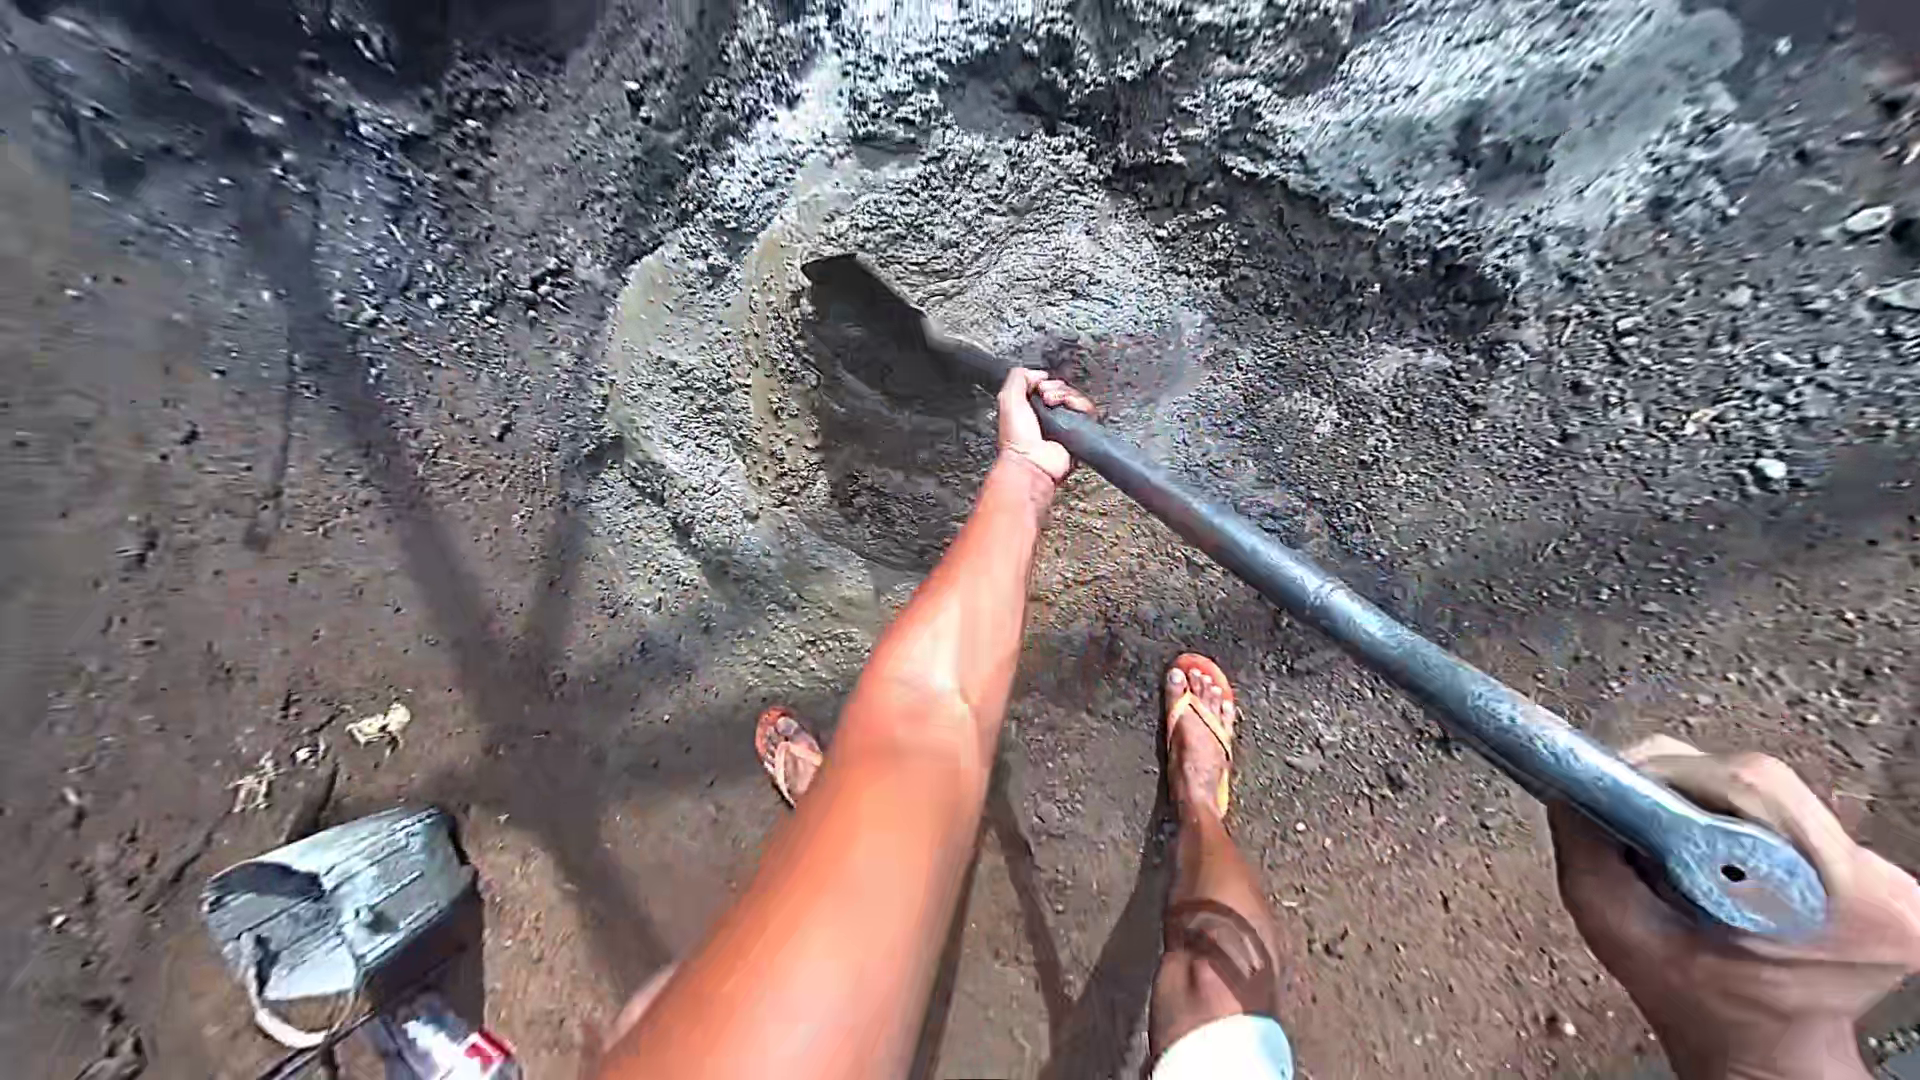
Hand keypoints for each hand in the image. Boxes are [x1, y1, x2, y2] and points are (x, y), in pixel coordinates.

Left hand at [996, 368, 1095, 487]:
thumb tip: (1038, 373)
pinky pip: (1088, 412)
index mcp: (1032, 410)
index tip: (1038, 386)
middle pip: (1065, 390)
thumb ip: (1018, 378)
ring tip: (1054, 404)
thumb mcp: (1007, 398)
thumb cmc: (1016, 438)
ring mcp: (1065, 425)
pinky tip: (1069, 410)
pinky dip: (1080, 406)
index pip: (1048, 386)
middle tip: (1046, 396)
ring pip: (1077, 398)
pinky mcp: (1079, 433)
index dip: (1044, 382)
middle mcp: (1050, 417)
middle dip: (1056, 388)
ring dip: (1067, 395)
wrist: (1031, 460)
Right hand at [1551, 736, 1919, 1079]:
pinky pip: (1767, 805)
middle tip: (1627, 815)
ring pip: (1756, 786)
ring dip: (1687, 796)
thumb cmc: (1687, 992)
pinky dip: (1708, 810)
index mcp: (1843, 901)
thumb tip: (1568, 781)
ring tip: (1655, 834)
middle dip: (1672, 783)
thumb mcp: (1608, 917)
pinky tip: (1686, 845)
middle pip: (1753, 778)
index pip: (1751, 786)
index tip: (1620, 797)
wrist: (1750, 1039)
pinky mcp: (1856, 866)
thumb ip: (1585, 843)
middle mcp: (1882, 884)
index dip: (1666, 776)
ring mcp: (1879, 876)